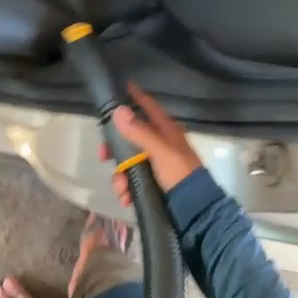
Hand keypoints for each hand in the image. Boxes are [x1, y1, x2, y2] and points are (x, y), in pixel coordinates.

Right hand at [103, 83, 202, 199]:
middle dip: (115, 148)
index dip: (133, 96)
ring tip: (122, 189)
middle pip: (129, 136)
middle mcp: (159, 143)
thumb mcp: (159, 152)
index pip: (147, 105)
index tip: (117, 88)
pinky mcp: (152, 181)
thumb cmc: (180, 174)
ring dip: (120, 175)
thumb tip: (118, 111)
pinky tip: (127, 197)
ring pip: (127, 161)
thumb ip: (139, 132)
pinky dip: (126, 187)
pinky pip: (132, 179)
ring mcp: (155, 163)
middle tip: (103, 156)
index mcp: (166, 130)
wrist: (195, 208)